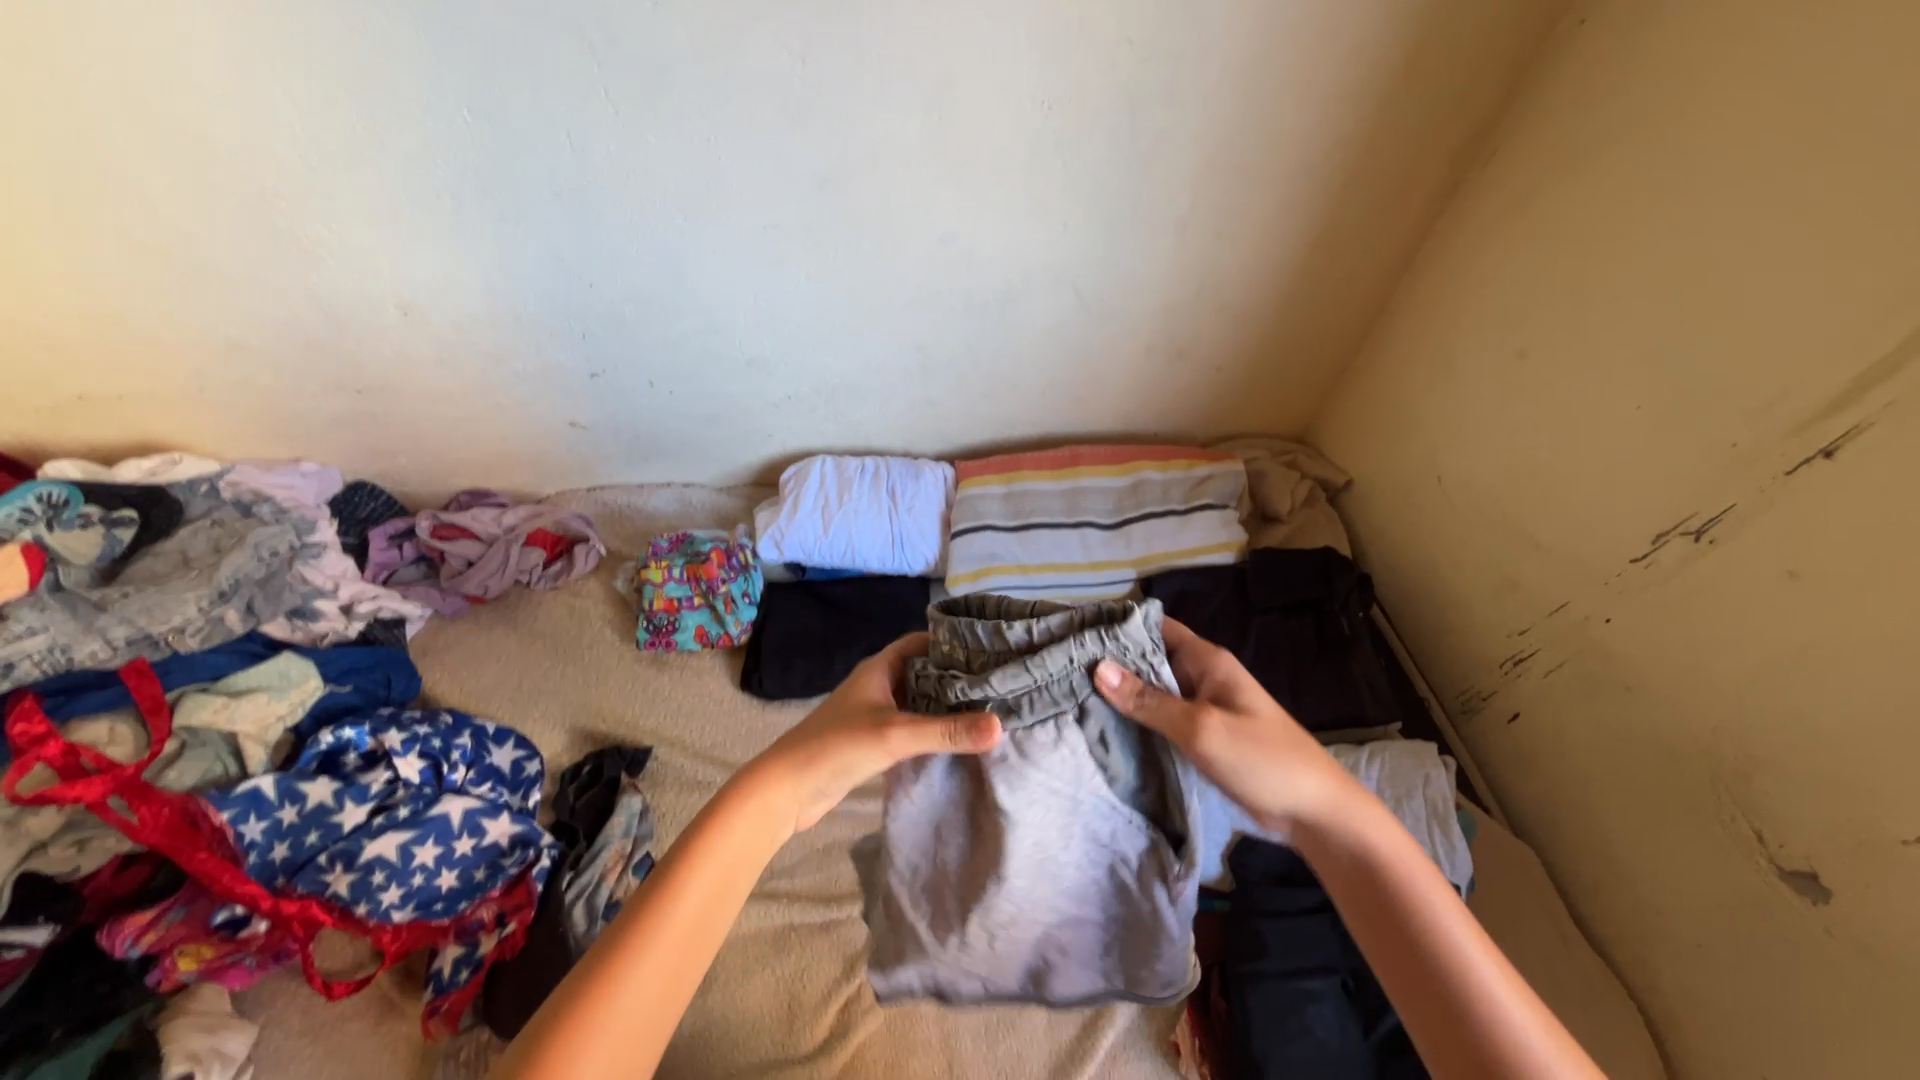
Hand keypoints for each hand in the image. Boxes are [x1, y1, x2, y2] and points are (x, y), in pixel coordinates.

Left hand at [748, 633, 1002, 832]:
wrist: (788, 789)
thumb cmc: (838, 746)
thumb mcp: (896, 734)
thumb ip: (947, 731)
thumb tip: (1001, 726)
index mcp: (879, 668)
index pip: (921, 642)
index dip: (951, 642)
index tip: (988, 649)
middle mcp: (878, 685)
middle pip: (923, 671)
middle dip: (956, 675)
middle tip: (997, 682)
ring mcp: (875, 714)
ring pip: (918, 701)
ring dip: (945, 704)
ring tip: (988, 709)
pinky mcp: (873, 742)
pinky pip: (911, 727)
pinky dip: (932, 729)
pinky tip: (957, 740)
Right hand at [1094, 617, 1357, 838]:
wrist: (1312, 811)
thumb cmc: (1261, 758)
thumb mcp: (1200, 728)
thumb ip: (1149, 700)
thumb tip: (1097, 667)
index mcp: (1207, 661)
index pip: (1155, 627)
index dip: (1119, 625)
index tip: (1076, 631)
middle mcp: (1202, 677)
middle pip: (1149, 659)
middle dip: (1112, 661)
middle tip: (1061, 667)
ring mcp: (1201, 708)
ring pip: (1153, 691)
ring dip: (1122, 693)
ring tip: (1070, 693)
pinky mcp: (1201, 736)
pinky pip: (1161, 719)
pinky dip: (1137, 719)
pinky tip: (1104, 726)